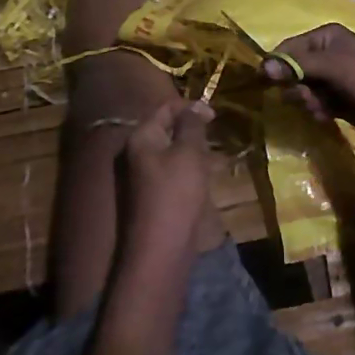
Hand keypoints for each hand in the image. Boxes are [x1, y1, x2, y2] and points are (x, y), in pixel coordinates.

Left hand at [121, 100, 214, 247]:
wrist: (162, 250)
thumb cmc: (176, 194)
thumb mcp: (189, 153)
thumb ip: (192, 125)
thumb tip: (196, 103)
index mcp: (141, 137)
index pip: (165, 108)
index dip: (190, 107)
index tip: (215, 114)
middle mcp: (138, 152)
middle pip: (167, 129)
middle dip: (192, 129)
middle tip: (215, 134)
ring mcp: (144, 175)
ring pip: (172, 151)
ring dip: (193, 150)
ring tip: (214, 155)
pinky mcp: (154, 194)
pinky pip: (173, 171)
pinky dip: (189, 169)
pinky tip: (205, 177)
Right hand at [261, 24, 354, 134]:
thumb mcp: (331, 66)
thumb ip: (297, 66)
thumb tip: (262, 68)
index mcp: (324, 37)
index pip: (289, 48)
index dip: (277, 64)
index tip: (265, 81)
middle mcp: (324, 54)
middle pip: (292, 70)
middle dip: (296, 86)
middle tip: (305, 96)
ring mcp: (330, 77)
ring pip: (301, 89)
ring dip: (306, 100)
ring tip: (320, 107)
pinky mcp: (334, 97)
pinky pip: (313, 102)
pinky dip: (317, 109)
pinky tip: (328, 114)